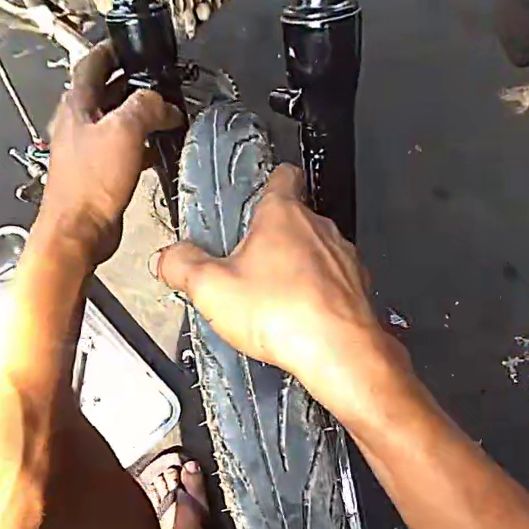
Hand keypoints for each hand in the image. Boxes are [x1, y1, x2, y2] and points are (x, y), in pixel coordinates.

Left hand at [38, 43, 180, 263]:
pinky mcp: (100, 176)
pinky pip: (123, 152)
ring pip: (115, 124)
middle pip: (105, 94)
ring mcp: (88, 152)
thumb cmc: (89, 185)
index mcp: (77, 107)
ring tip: (162, 116)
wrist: (80, 230)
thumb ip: (146, 107)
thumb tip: (163, 103)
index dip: (110, 51)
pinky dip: (140, 147)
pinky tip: (155, 153)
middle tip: (154, 82)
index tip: (125, 44)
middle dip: (131, 86)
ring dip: (138, 118)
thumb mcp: (124, 132)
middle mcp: (79, 127)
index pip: (91, 65)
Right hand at [152, 165, 404, 414]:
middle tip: (250, 264)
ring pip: (318, 255)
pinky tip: (301, 320)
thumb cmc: (287, 315)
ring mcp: (343, 260)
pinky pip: (335, 286)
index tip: (264, 186)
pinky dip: (320, 297)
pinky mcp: (358, 290)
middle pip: (295, 221)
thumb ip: (183, 266)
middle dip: (274, 239)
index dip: (271, 179)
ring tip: (275, 299)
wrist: (340, 352)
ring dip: (299, 270)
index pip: (281, 177)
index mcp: (283, 215)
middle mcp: (320, 230)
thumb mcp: (211, 289)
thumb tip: (169, 258)